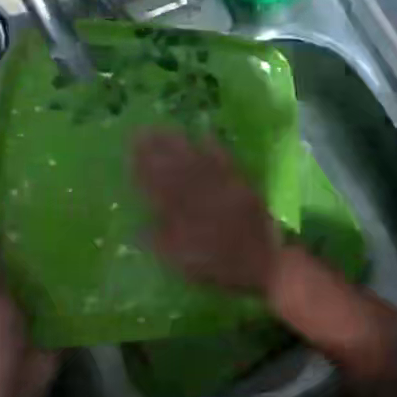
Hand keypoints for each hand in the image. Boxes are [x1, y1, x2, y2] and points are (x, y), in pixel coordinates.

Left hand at [0, 235, 58, 396]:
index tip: (18, 221)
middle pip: (4, 282)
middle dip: (22, 262)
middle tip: (51, 228)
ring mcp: (14, 331)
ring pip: (28, 295)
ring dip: (45, 277)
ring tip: (71, 244)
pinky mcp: (41, 338)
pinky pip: (51, 310)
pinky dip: (62, 297)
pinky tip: (81, 274)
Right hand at [131, 130, 282, 293]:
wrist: (265, 262)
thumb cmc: (221, 267)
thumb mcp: (184, 263)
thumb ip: (161, 243)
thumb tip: (137, 228)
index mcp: (182, 215)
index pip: (156, 186)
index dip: (142, 168)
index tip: (130, 152)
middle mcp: (199, 195)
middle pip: (174, 167)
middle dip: (155, 149)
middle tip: (141, 131)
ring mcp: (221, 186)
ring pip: (195, 159)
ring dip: (178, 143)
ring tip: (164, 129)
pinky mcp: (241, 183)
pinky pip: (224, 160)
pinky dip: (214, 146)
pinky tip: (205, 134)